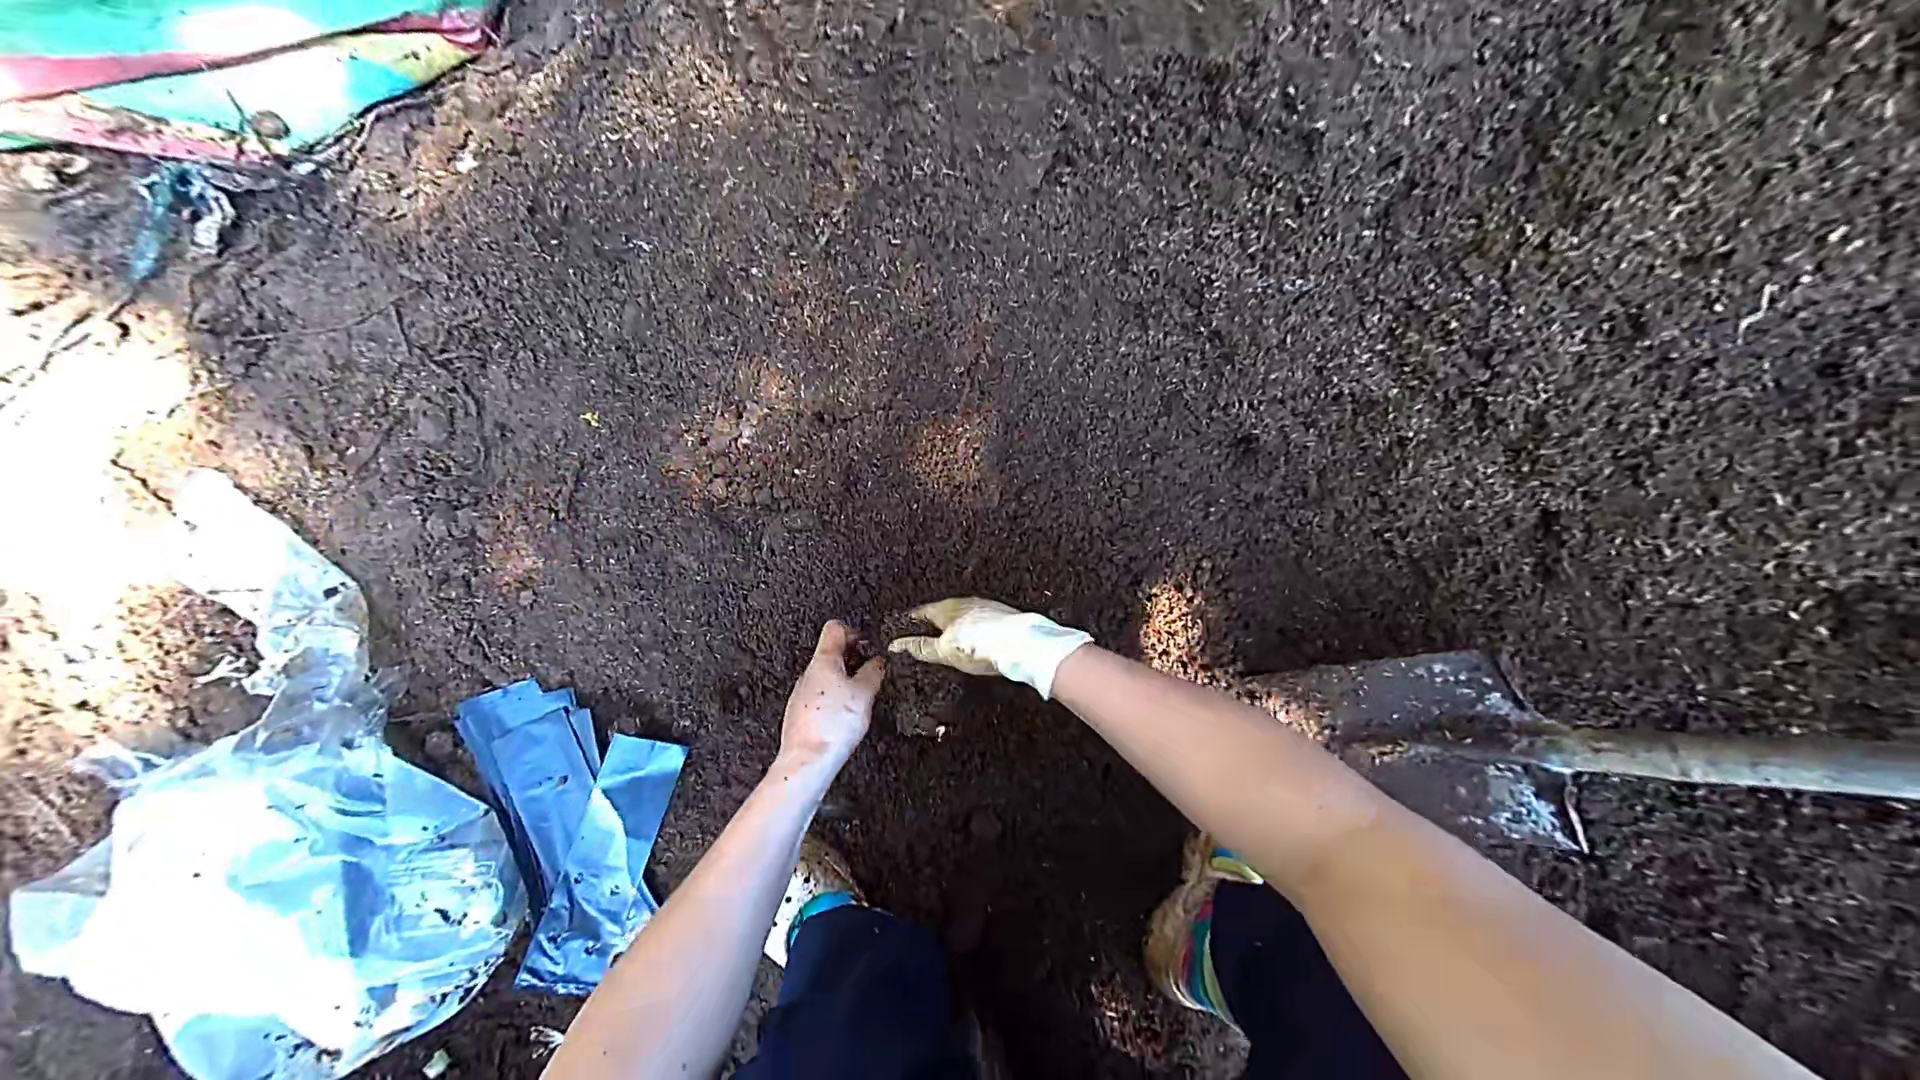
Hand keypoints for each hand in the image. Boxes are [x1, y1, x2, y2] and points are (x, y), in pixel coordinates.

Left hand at [779, 621, 884, 769]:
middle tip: (869, 671)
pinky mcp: (800, 712)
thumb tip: (878, 662)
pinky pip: (819, 695)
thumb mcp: (865, 694)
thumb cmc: (832, 727)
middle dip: (852, 659)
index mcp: (823, 661)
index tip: (866, 644)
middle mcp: (808, 673)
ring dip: (843, 679)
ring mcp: (801, 693)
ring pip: (825, 675)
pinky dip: (833, 698)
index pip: (835, 628)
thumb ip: (873, 672)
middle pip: (830, 652)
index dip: (854, 632)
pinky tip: (844, 714)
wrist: (808, 760)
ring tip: (859, 696)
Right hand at [887, 597, 1092, 699]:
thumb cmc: (981, 646)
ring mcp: (985, 607)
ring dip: (956, 625)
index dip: (911, 622)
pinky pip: (981, 621)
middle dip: (934, 622)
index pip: (921, 612)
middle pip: (943, 612)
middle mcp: (965, 602)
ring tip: (951, 639)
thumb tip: (896, 644)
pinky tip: (976, 640)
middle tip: (925, 635)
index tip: (904, 630)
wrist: (1022, 644)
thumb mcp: (943, 651)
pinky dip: (974, 629)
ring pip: (963, 615)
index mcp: (946, 607)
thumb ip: (920, 647)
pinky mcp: (1002, 616)